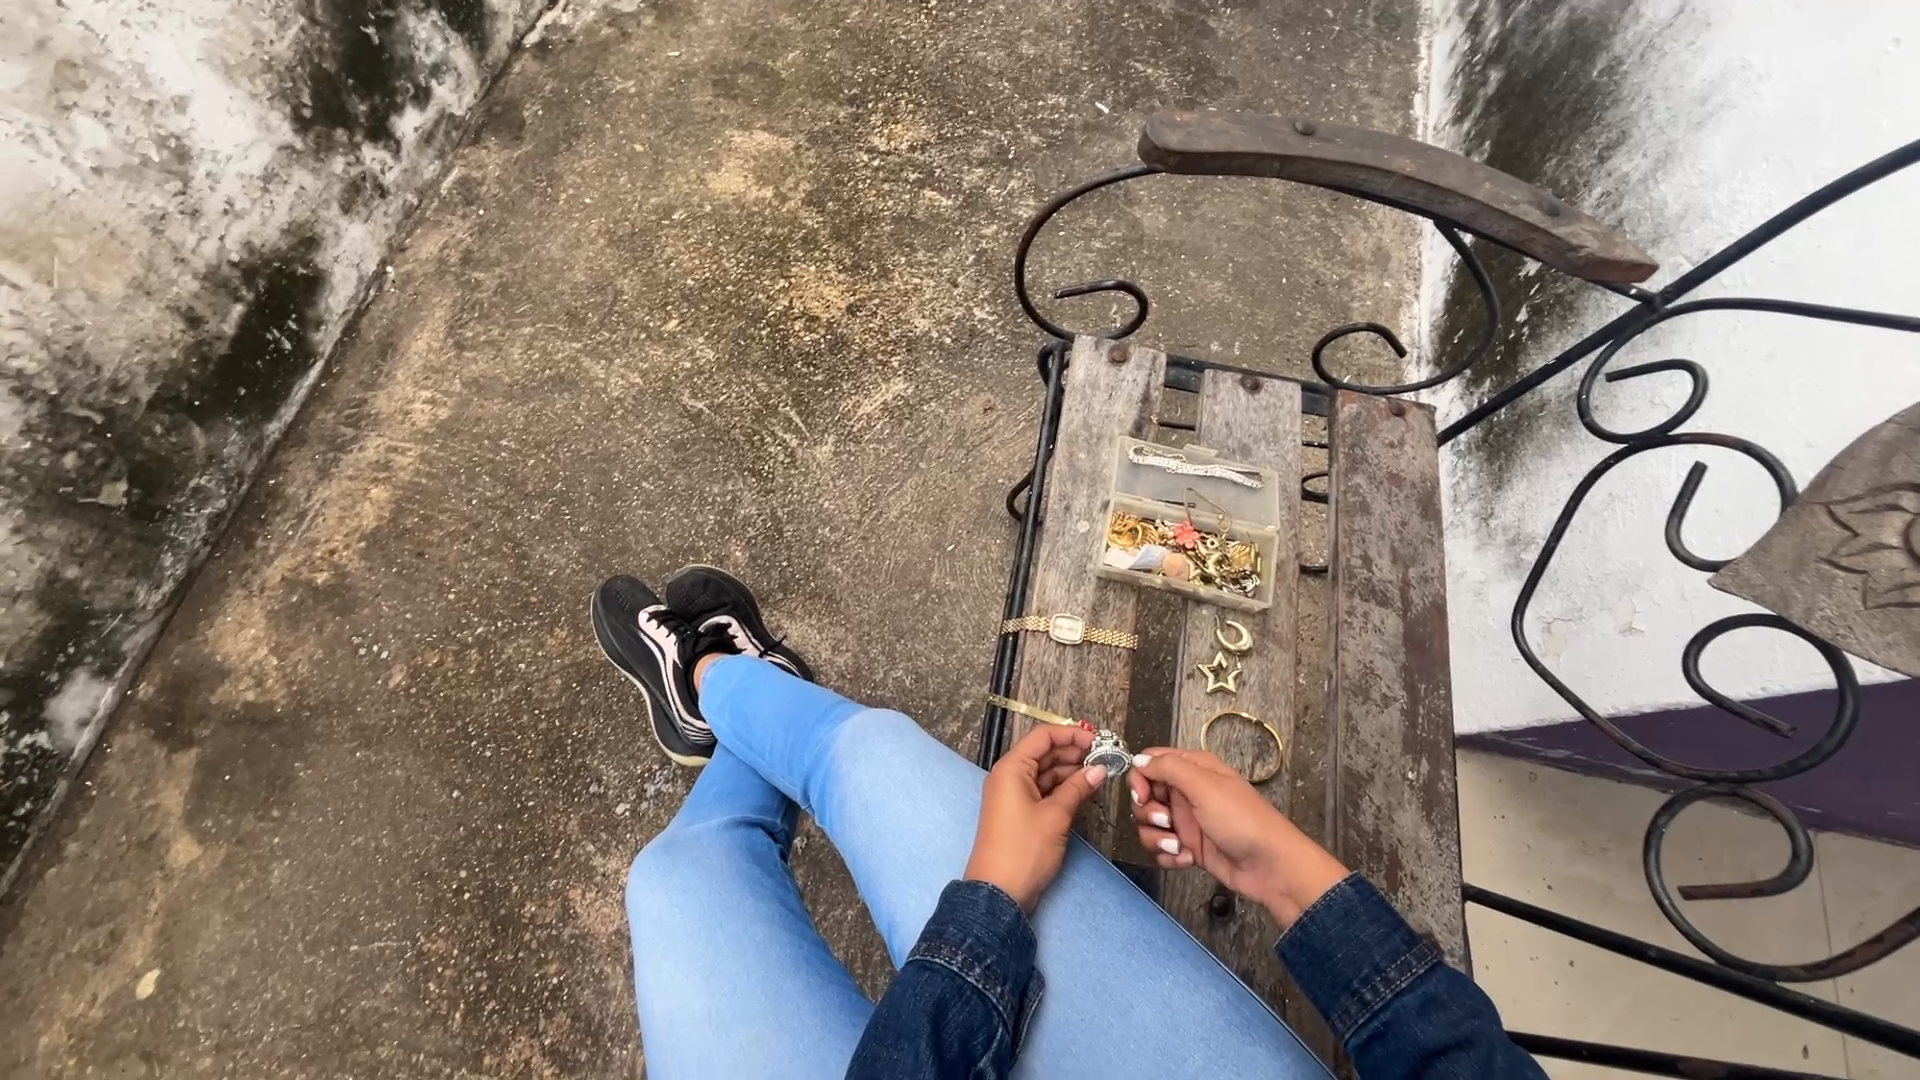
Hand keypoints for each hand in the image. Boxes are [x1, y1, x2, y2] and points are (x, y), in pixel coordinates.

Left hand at [964, 724, 1106, 912]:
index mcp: (1011, 768)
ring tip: (1099, 773)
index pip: (1042, 737)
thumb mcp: (1055, 816)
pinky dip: (1062, 788)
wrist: (998, 893)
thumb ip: (1077, 788)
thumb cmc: (1023, 850)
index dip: (1071, 734)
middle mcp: (1009, 776)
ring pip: (1044, 772)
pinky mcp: (1019, 812)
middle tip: (1103, 757)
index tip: (1097, 740)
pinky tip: (1083, 789)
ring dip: (1070, 770)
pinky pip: (1042, 790)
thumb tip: (1098, 770)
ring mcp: (1013, 795)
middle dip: (1073, 752)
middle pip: (1043, 753)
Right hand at [1128, 747, 1348, 927]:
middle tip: (1166, 822)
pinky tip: (1186, 859)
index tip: (1142, 796)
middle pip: (1145, 795)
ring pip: (1150, 824)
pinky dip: (1168, 855)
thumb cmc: (1243, 821)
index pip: (1151, 762)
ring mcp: (1188, 820)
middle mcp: (1187, 791)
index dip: (1140, 778)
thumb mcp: (1204, 786)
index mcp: (1193, 768)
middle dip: (1147, 812)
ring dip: (1157, 837)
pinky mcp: (1190, 846)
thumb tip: (1138, 759)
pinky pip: (1162, 848)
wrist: (1272, 868)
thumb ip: (1168, 767)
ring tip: (1178, 846)